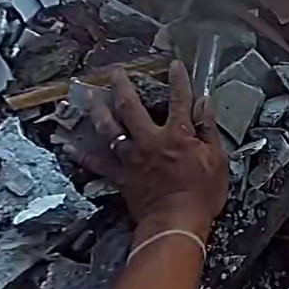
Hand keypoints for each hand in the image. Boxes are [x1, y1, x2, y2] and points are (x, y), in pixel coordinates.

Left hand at [80, 61, 228, 237]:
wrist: (177, 223)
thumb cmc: (202, 194)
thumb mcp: (218, 160)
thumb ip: (208, 130)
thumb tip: (204, 105)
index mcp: (178, 135)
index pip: (179, 100)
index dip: (178, 81)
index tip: (174, 65)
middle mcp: (150, 140)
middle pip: (132, 107)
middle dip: (124, 87)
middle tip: (116, 73)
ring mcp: (132, 158)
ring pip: (110, 128)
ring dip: (98, 110)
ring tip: (90, 97)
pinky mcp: (122, 176)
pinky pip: (99, 163)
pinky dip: (84, 154)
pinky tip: (70, 146)